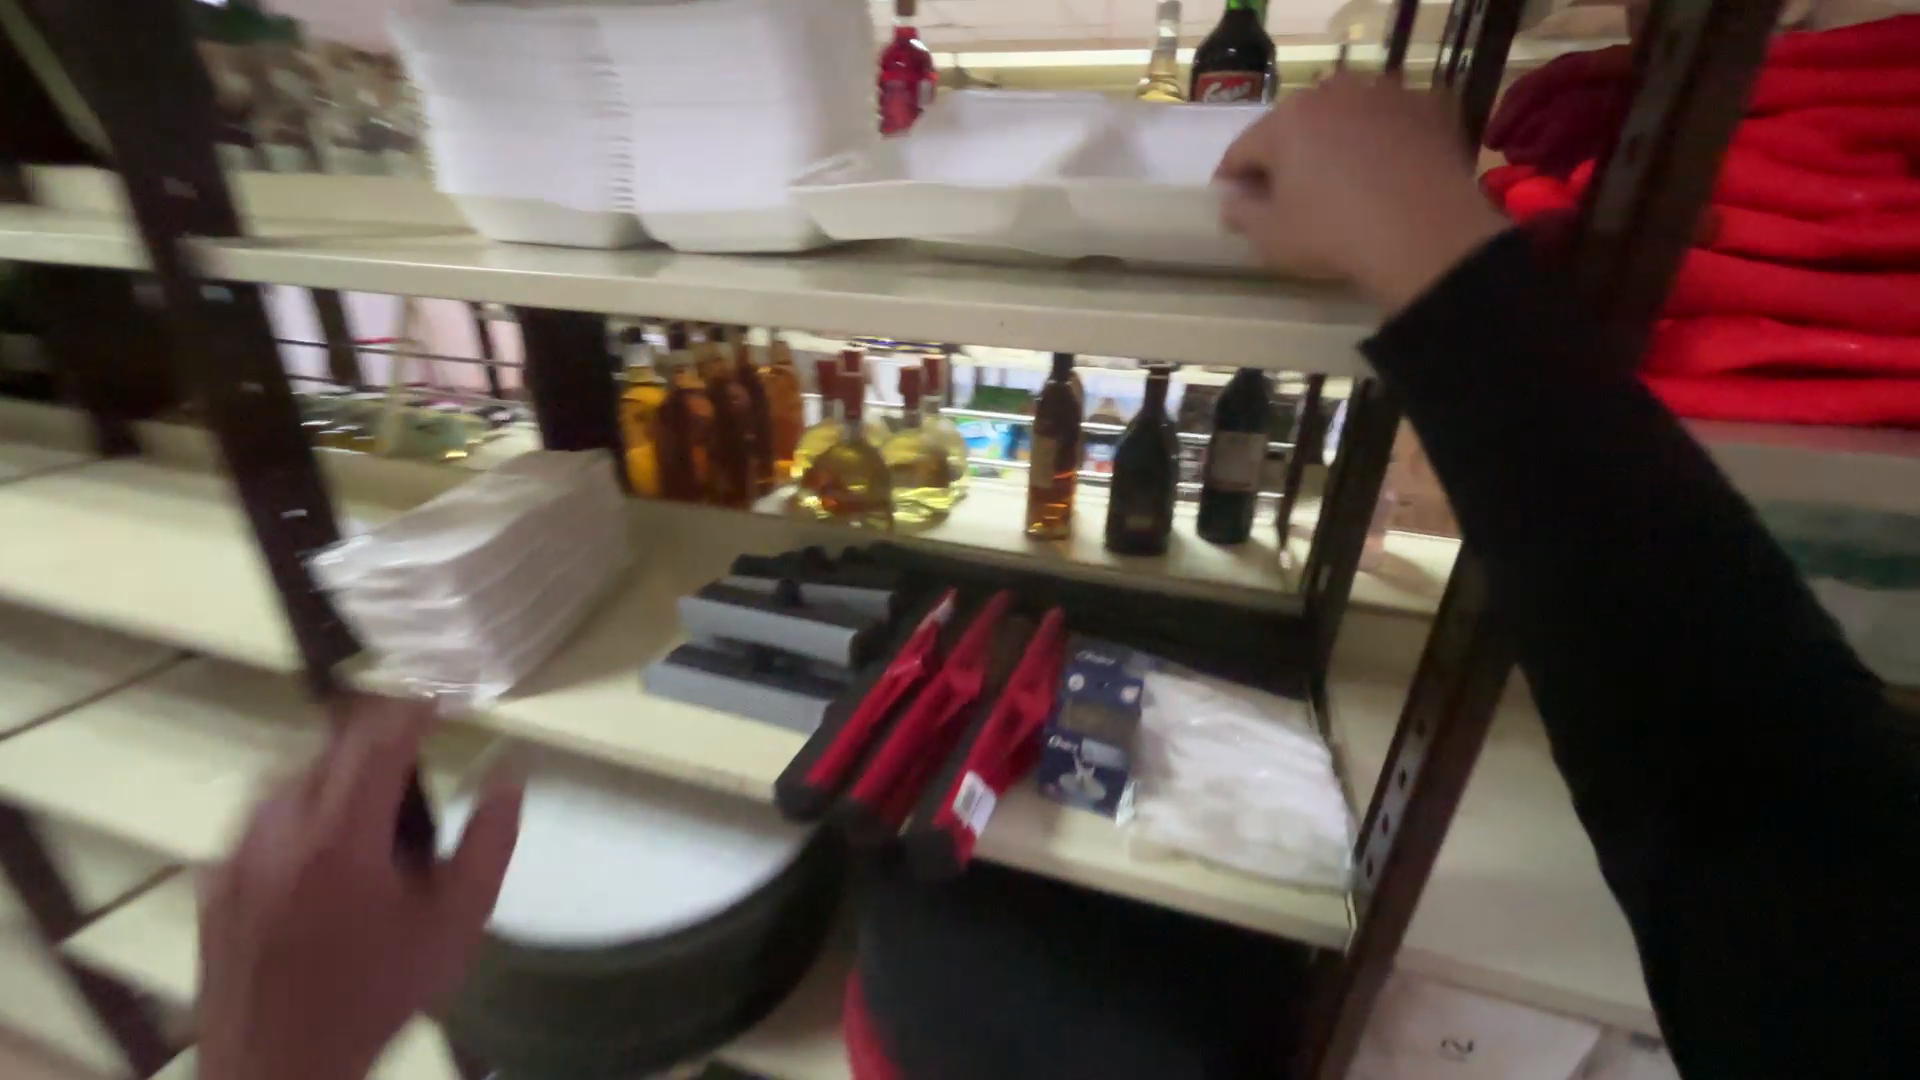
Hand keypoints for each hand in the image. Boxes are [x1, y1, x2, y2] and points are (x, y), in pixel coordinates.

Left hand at [197, 696, 521, 1079]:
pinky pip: (257, 815)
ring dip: (335, 761)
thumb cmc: (383, 988)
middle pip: (325, 752)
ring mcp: (236, 862)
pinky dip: (299, 797)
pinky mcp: (216, 887)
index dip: (410, 711)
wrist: (281, 1071)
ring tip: (377, 773)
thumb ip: (491, 838)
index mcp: (340, 843)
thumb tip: (511, 771)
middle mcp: (277, 840)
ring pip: (285, 778)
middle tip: (418, 729)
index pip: (374, 746)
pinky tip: (327, 825)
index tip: (442, 696)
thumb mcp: (462, 916)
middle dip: (374, 730)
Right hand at [1215, 74, 1509, 314]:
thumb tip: (1233, 199)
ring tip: (1335, 181)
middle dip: (1283, 156)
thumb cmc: (1331, 233)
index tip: (1234, 203)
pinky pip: (1387, 121)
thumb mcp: (1269, 236)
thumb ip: (1241, 212)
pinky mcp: (1428, 105)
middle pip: (1292, 126)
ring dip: (1331, 143)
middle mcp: (1333, 93)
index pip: (1241, 149)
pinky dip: (1377, 141)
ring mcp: (1385, 93)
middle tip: (1284, 194)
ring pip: (1341, 117)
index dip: (1231, 179)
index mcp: (1286, 121)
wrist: (1423, 233)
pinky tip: (1380, 173)